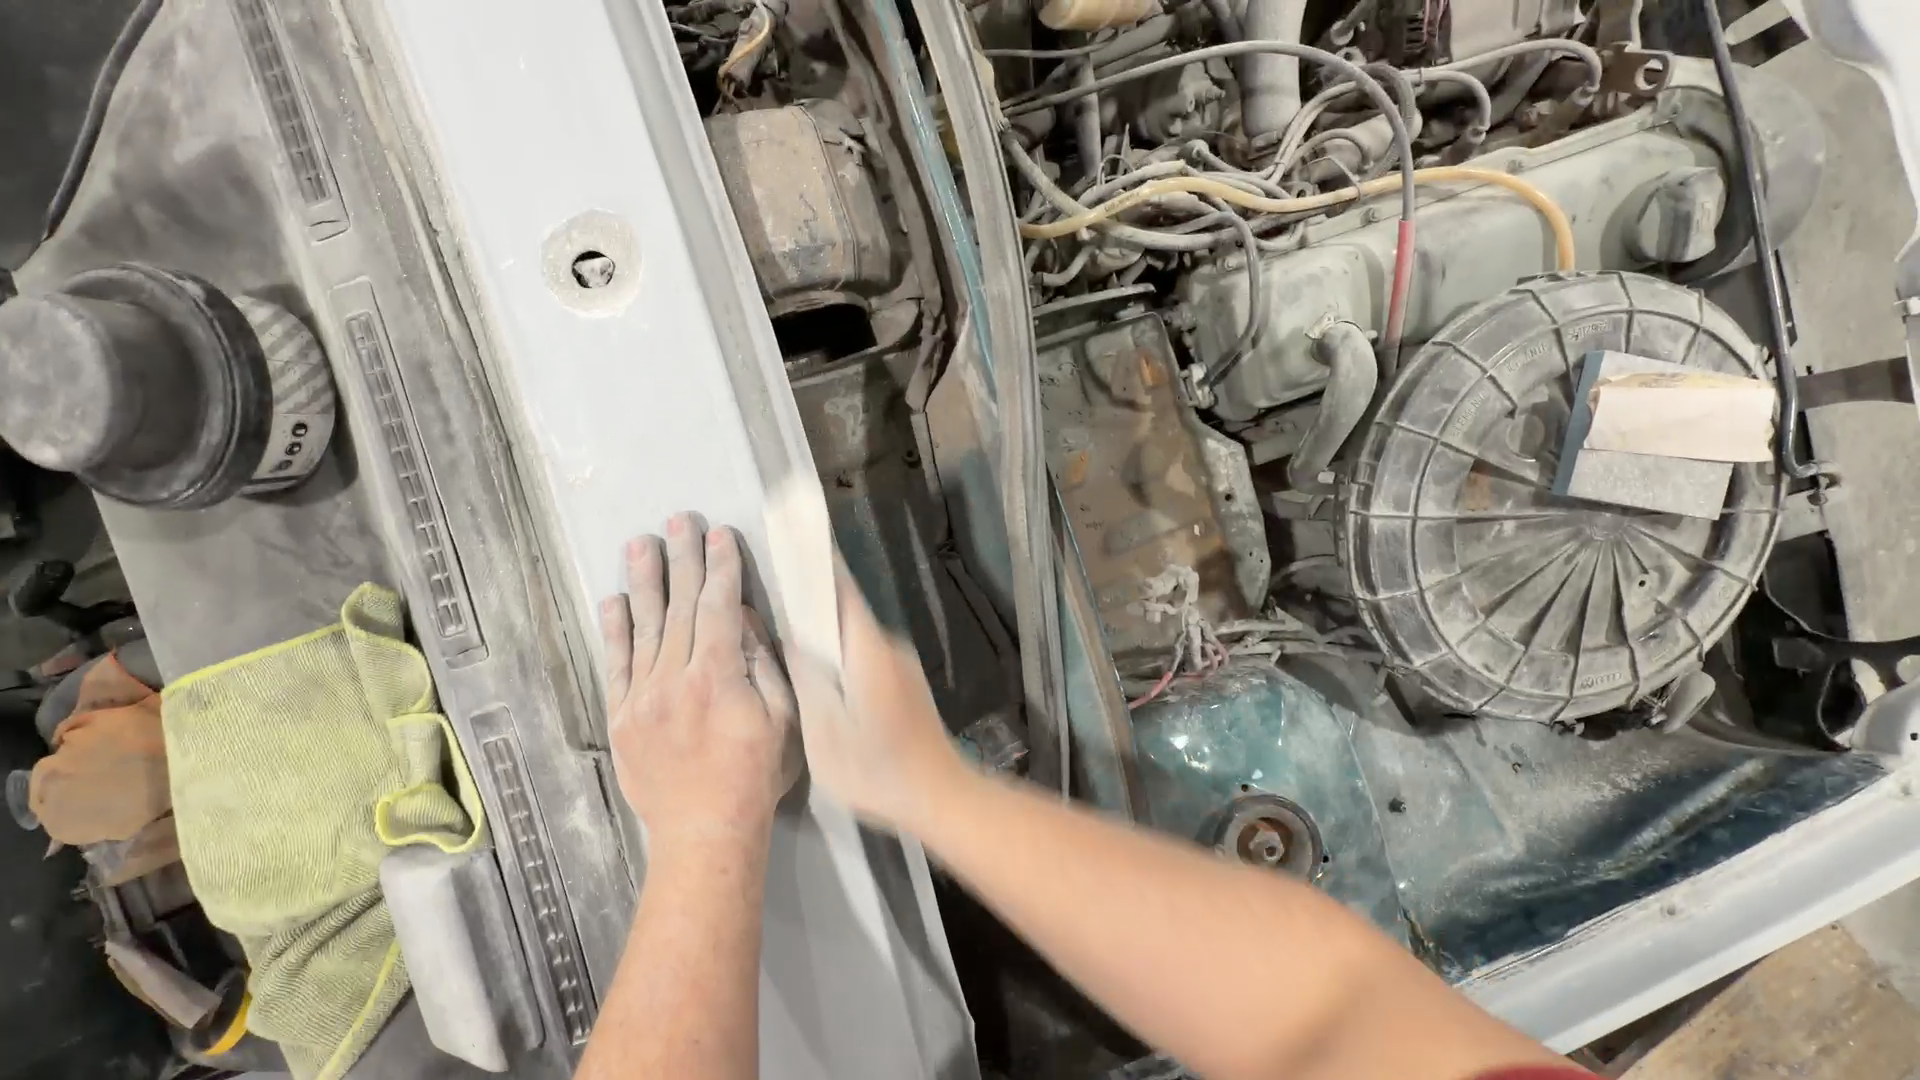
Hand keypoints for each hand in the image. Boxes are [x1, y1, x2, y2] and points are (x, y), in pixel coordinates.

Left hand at [600, 514, 798, 847]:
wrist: (704, 832)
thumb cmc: (755, 776)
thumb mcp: (780, 719)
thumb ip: (760, 665)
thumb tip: (740, 621)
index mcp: (717, 676)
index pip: (717, 607)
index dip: (721, 568)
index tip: (721, 535)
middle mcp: (673, 678)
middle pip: (679, 606)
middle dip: (682, 559)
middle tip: (679, 520)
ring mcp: (641, 696)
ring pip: (643, 627)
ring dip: (644, 581)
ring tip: (641, 543)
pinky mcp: (620, 716)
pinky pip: (615, 664)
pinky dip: (614, 630)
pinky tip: (614, 599)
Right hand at [787, 559, 968, 832]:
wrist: (940, 796)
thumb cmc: (877, 769)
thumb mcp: (825, 731)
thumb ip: (807, 679)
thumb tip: (791, 639)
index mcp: (868, 649)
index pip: (841, 590)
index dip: (819, 560)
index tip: (795, 532)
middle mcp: (888, 646)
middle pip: (846, 609)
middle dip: (813, 595)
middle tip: (774, 585)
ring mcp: (900, 665)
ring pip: (854, 634)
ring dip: (825, 628)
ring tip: (786, 629)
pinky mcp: (902, 684)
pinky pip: (863, 654)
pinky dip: (839, 651)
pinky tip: (819, 670)